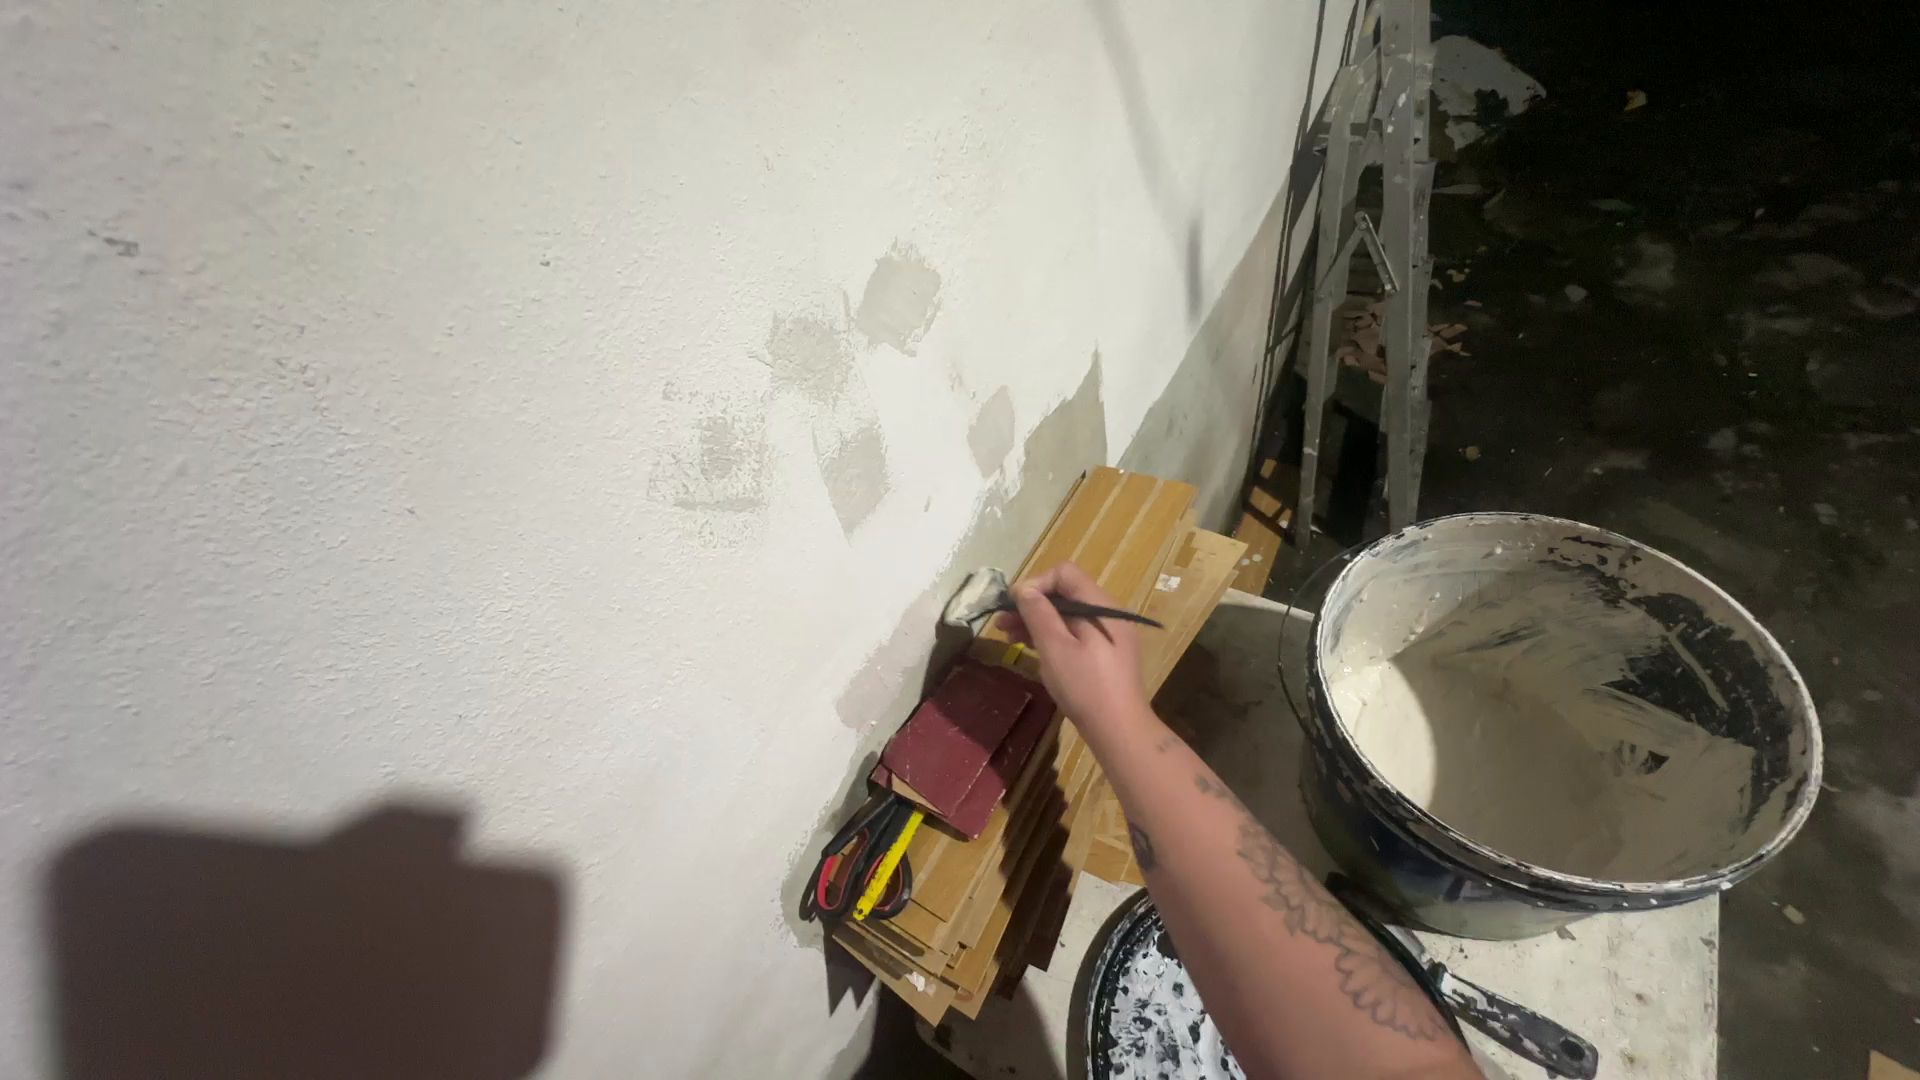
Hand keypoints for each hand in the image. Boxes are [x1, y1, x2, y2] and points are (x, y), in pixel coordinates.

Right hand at [994, 562, 1150, 732]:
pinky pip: (1072, 634)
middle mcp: (1107, 615)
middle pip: (1065, 594)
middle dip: (1031, 604)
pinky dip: (1049, 636)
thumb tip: (1024, 590)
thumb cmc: (1086, 687)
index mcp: (1101, 607)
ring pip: (1066, 615)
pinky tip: (1028, 646)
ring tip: (1006, 634)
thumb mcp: (1056, 648)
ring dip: (1036, 621)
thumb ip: (1039, 614)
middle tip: (1001, 621)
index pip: (1065, 574)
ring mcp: (1106, 636)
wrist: (1119, 732)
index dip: (1035, 584)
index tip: (1012, 605)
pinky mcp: (1102, 655)